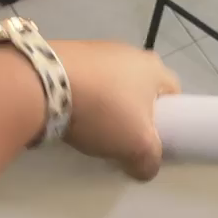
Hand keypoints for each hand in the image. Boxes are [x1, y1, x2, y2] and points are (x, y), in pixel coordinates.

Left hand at [53, 40, 178, 180]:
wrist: (44, 84)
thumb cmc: (104, 110)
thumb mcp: (138, 145)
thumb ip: (149, 160)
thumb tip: (146, 168)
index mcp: (153, 67)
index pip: (173, 92)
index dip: (170, 116)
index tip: (154, 137)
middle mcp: (128, 51)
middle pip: (139, 87)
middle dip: (133, 111)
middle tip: (123, 136)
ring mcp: (95, 48)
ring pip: (109, 83)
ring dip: (104, 104)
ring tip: (91, 129)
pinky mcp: (66, 52)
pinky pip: (83, 80)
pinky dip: (80, 96)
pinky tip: (69, 114)